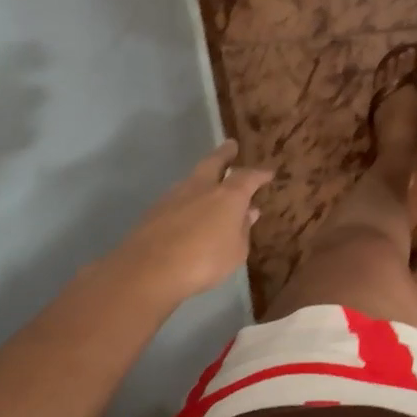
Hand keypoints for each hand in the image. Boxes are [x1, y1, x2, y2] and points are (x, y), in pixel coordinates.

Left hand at [99, 140, 273, 305]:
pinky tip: (189, 209)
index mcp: (228, 196)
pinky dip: (188, 198)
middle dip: (224, 154)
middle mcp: (201, 188)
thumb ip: (243, 229)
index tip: (268, 173)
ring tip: (210, 181)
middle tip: (231, 145)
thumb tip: (249, 212)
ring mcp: (173, 197)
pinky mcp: (153, 211)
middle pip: (213, 163)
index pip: (248, 177)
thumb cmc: (204, 261)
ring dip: (203, 177)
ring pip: (192, 179)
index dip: (259, 174)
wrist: (147, 271)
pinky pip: (177, 197)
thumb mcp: (237, 251)